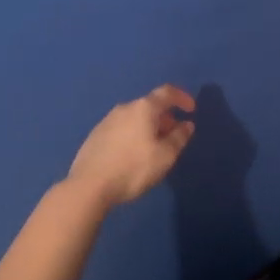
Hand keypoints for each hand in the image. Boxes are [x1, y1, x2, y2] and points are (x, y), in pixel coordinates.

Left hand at [67, 86, 195, 207]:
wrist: (88, 187)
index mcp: (144, 108)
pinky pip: (121, 129)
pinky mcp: (95, 136)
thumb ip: (179, 138)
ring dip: (148, 127)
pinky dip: (132, 135)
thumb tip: (186, 125)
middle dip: (165, 118)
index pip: (167, 92)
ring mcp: (107, 121)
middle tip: (173, 136)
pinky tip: (131, 155)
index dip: (182, 98)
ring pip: (134, 118)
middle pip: (150, 106)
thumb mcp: (165, 156)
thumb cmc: (132, 168)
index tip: (191, 110)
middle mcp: (125, 108)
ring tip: (153, 148)